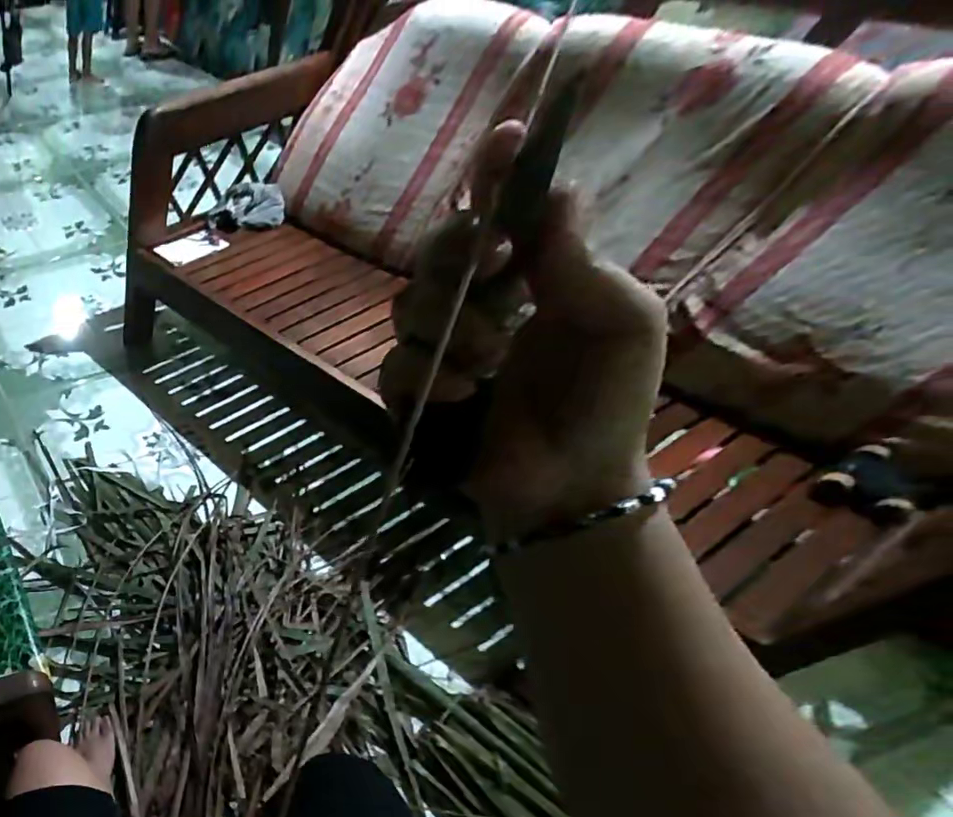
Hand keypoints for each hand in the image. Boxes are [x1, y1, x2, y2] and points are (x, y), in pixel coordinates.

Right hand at [381, 122, 667, 540]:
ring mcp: (437, 349)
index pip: (506, 215)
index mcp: (533, 280)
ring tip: (488, 365)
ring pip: (406, 306)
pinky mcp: (409, 391)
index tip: (505, 139)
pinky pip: (394, 364)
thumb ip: (581, 265)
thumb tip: (553, 195)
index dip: (497, 177)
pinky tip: (460, 396)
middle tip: (493, 267)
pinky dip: (426, 377)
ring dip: (451, 330)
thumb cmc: (605, 403)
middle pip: (437, 251)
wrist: (565, 480)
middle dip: (458, 254)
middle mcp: (478, 304)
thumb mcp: (619, 324)